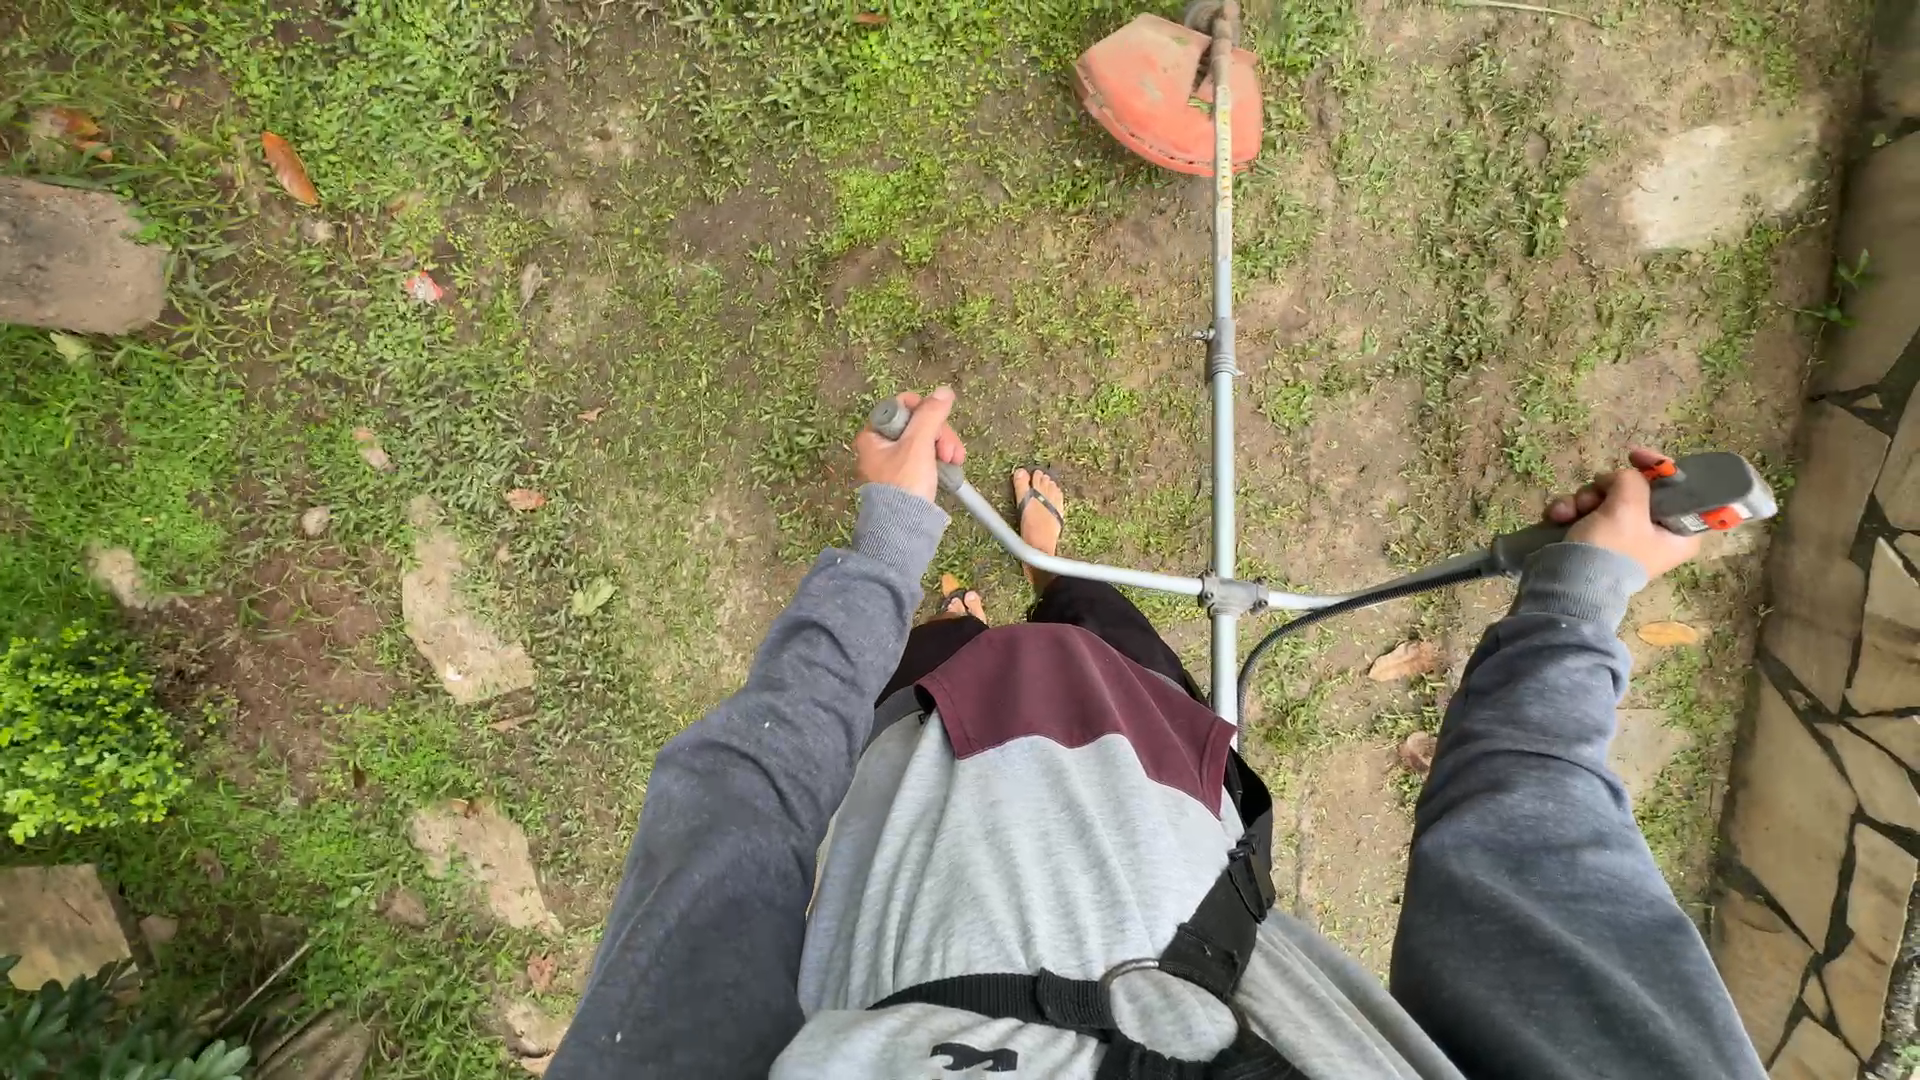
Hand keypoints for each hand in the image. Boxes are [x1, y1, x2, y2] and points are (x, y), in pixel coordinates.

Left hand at [854, 387, 966, 502]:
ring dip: (944, 447)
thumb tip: (944, 391)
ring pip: (925, 440)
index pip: (902, 406)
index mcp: (874, 434)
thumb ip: (931, 415)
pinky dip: (940, 460)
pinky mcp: (907, 476)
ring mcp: (894, 462)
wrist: (903, 528)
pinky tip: (951, 468)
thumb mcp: (918, 445)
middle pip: (917, 423)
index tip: (940, 426)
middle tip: (951, 452)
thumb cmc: (906, 485)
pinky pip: (926, 457)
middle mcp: (880, 446)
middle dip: (940, 434)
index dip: (926, 412)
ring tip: (955, 462)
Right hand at [1544, 447, 1701, 579]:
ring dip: (1581, 499)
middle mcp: (1653, 534)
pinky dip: (1568, 511)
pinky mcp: (1591, 540)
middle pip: (1634, 493)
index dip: (1659, 469)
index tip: (1634, 455)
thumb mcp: (1626, 509)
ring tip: (1569, 512)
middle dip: (1607, 489)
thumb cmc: (1608, 550)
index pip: (1680, 490)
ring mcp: (1620, 538)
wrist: (1567, 584)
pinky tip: (1557, 517)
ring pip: (1603, 500)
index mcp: (1679, 532)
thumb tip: (1619, 476)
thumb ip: (1631, 481)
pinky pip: (1583, 513)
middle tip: (1594, 497)